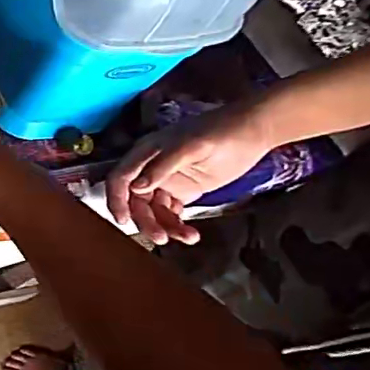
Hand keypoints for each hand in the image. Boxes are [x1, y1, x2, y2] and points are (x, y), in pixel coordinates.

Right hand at [106, 104, 277, 245]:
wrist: (253, 132)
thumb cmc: (220, 132)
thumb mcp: (190, 148)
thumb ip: (161, 167)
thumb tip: (135, 188)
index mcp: (144, 155)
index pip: (119, 179)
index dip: (116, 200)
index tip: (123, 221)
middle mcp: (150, 170)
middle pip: (136, 201)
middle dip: (146, 221)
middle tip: (161, 238)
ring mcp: (167, 182)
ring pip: (154, 210)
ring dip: (165, 226)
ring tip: (187, 237)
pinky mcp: (183, 191)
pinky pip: (171, 213)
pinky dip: (177, 226)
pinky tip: (191, 234)